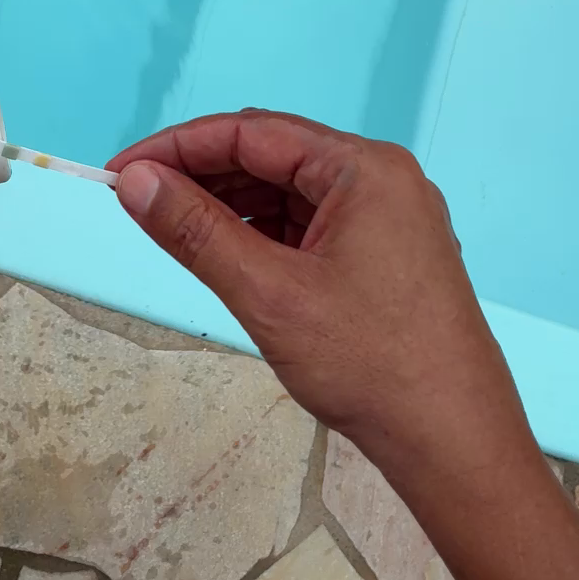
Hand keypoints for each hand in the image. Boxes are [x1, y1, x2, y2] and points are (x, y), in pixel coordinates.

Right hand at [108, 111, 578, 579]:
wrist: (457, 447)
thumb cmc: (368, 364)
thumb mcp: (269, 293)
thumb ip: (196, 230)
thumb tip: (134, 180)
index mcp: (363, 168)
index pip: (252, 133)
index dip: (179, 146)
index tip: (122, 171)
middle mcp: (380, 178)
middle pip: (273, 157)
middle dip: (203, 176)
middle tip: (141, 202)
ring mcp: (388, 215)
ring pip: (290, 191)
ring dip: (232, 205)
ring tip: (177, 230)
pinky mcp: (387, 250)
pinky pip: (311, 222)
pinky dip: (265, 233)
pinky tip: (232, 253)